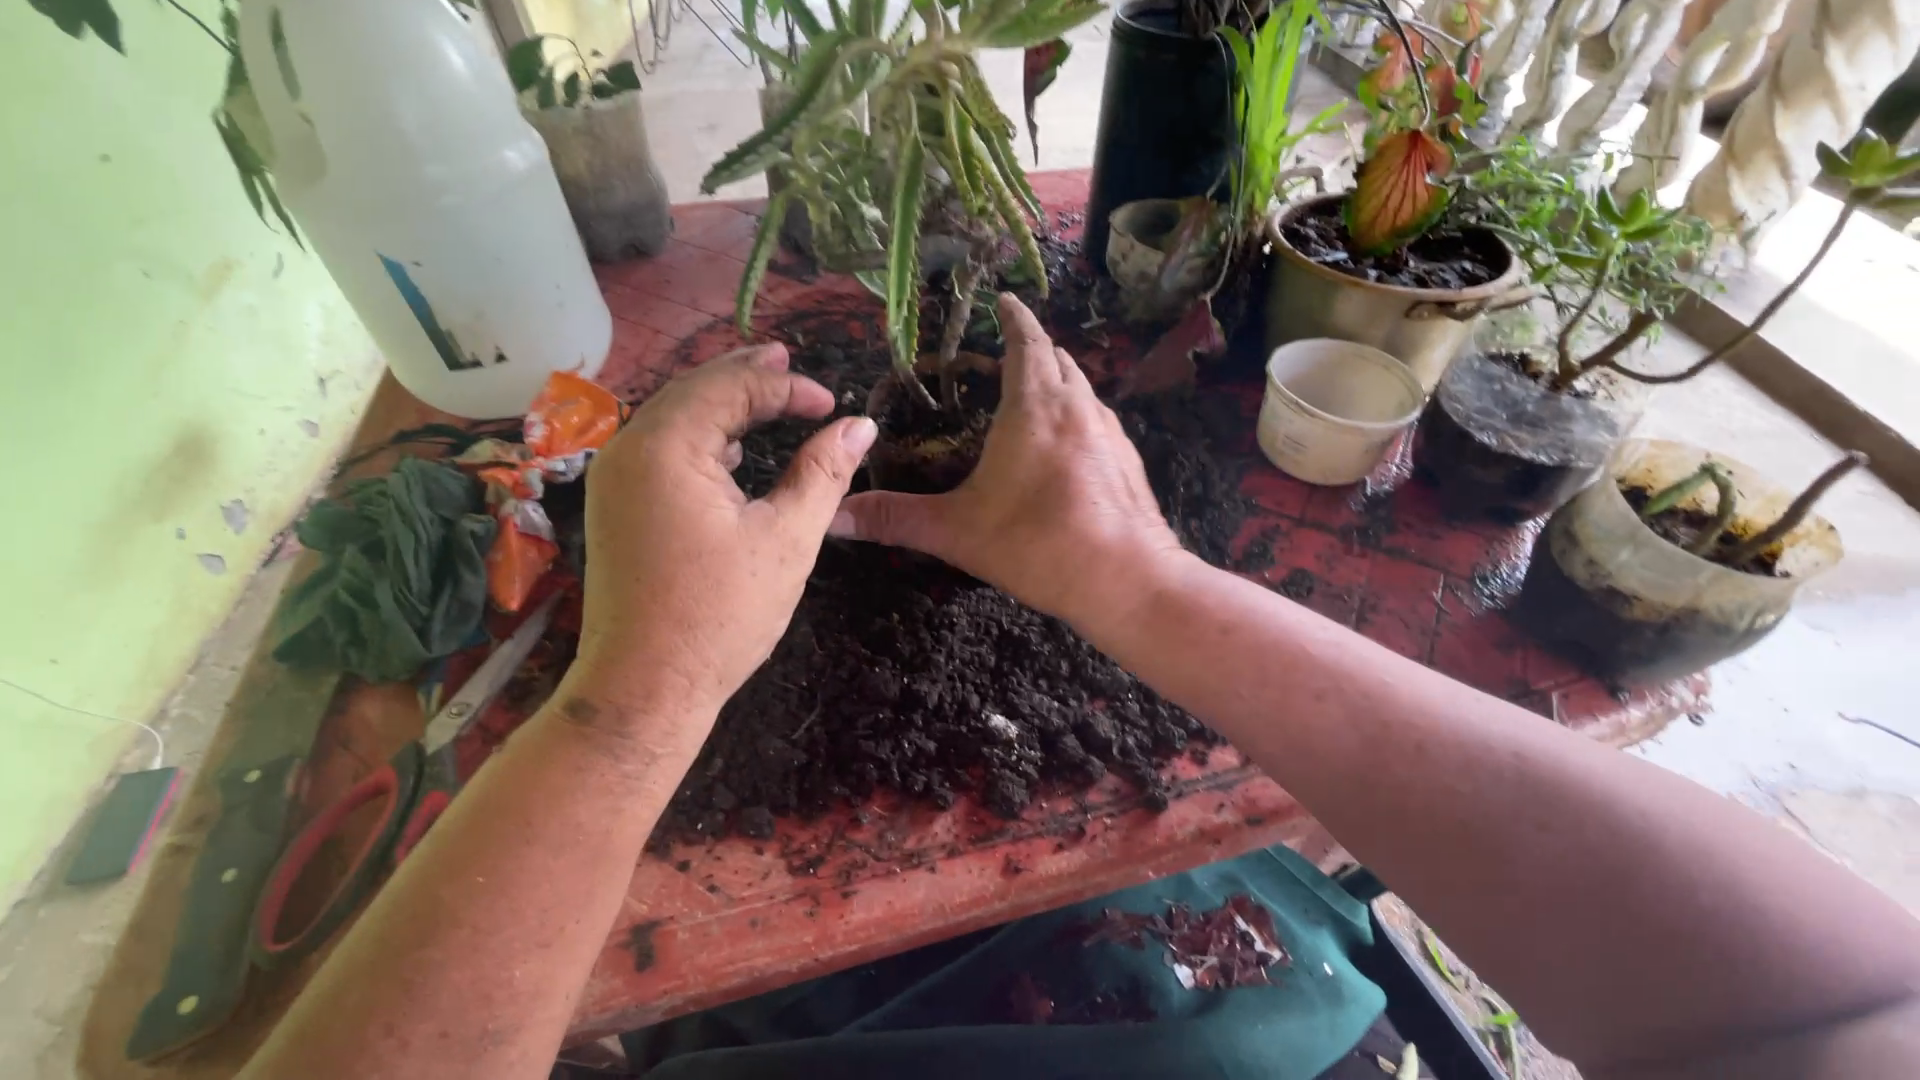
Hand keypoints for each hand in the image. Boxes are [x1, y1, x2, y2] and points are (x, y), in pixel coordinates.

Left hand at [574, 346, 876, 722]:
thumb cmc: (721, 615)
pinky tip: (729, 449)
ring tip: (765, 394)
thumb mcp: (787, 539)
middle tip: (786, 357)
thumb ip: (824, 473)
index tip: (833, 404)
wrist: (644, 688)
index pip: (732, 388)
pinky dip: (700, 438)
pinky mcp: (616, 509)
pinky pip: (659, 450)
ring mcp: (614, 481)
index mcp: (666, 447)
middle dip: (745, 374)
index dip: (787, 387)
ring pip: (672, 418)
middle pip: (692, 390)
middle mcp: (627, 451)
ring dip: (720, 403)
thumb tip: (861, 426)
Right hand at [829, 294, 1185, 628]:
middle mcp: (1078, 406)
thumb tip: (835, 518)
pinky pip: (1098, 421)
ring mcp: (1110, 433)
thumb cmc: (1038, 544)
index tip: (1004, 301)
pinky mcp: (1128, 462)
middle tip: (1006, 352)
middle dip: (1033, 347)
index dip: (1014, 317)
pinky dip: (1077, 416)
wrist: (1128, 580)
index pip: (1026, 340)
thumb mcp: (958, 531)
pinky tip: (1065, 448)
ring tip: (1033, 394)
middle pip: (1057, 358)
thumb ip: (897, 519)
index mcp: (1035, 405)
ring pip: (1082, 388)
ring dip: (1058, 381)